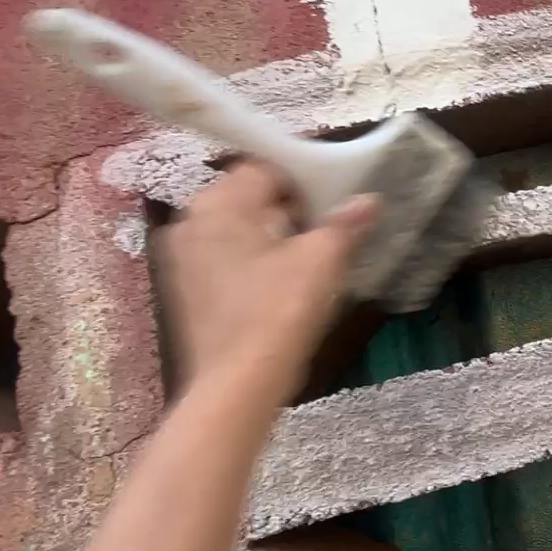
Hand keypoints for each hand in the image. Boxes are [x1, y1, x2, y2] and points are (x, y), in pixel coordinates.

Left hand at [157, 161, 375, 402]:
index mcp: (218, 204)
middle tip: (330, 227)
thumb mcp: (323, 259)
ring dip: (276, 234)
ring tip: (314, 255)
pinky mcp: (189, 289)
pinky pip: (230, 256)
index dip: (305, 178)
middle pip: (250, 198)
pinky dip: (258, 259)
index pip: (265, 168)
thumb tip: (367, 200)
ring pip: (241, 229)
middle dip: (291, 207)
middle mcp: (190, 222)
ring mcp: (184, 258)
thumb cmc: (280, 309)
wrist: (239, 382)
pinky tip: (288, 282)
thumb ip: (346, 223)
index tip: (337, 198)